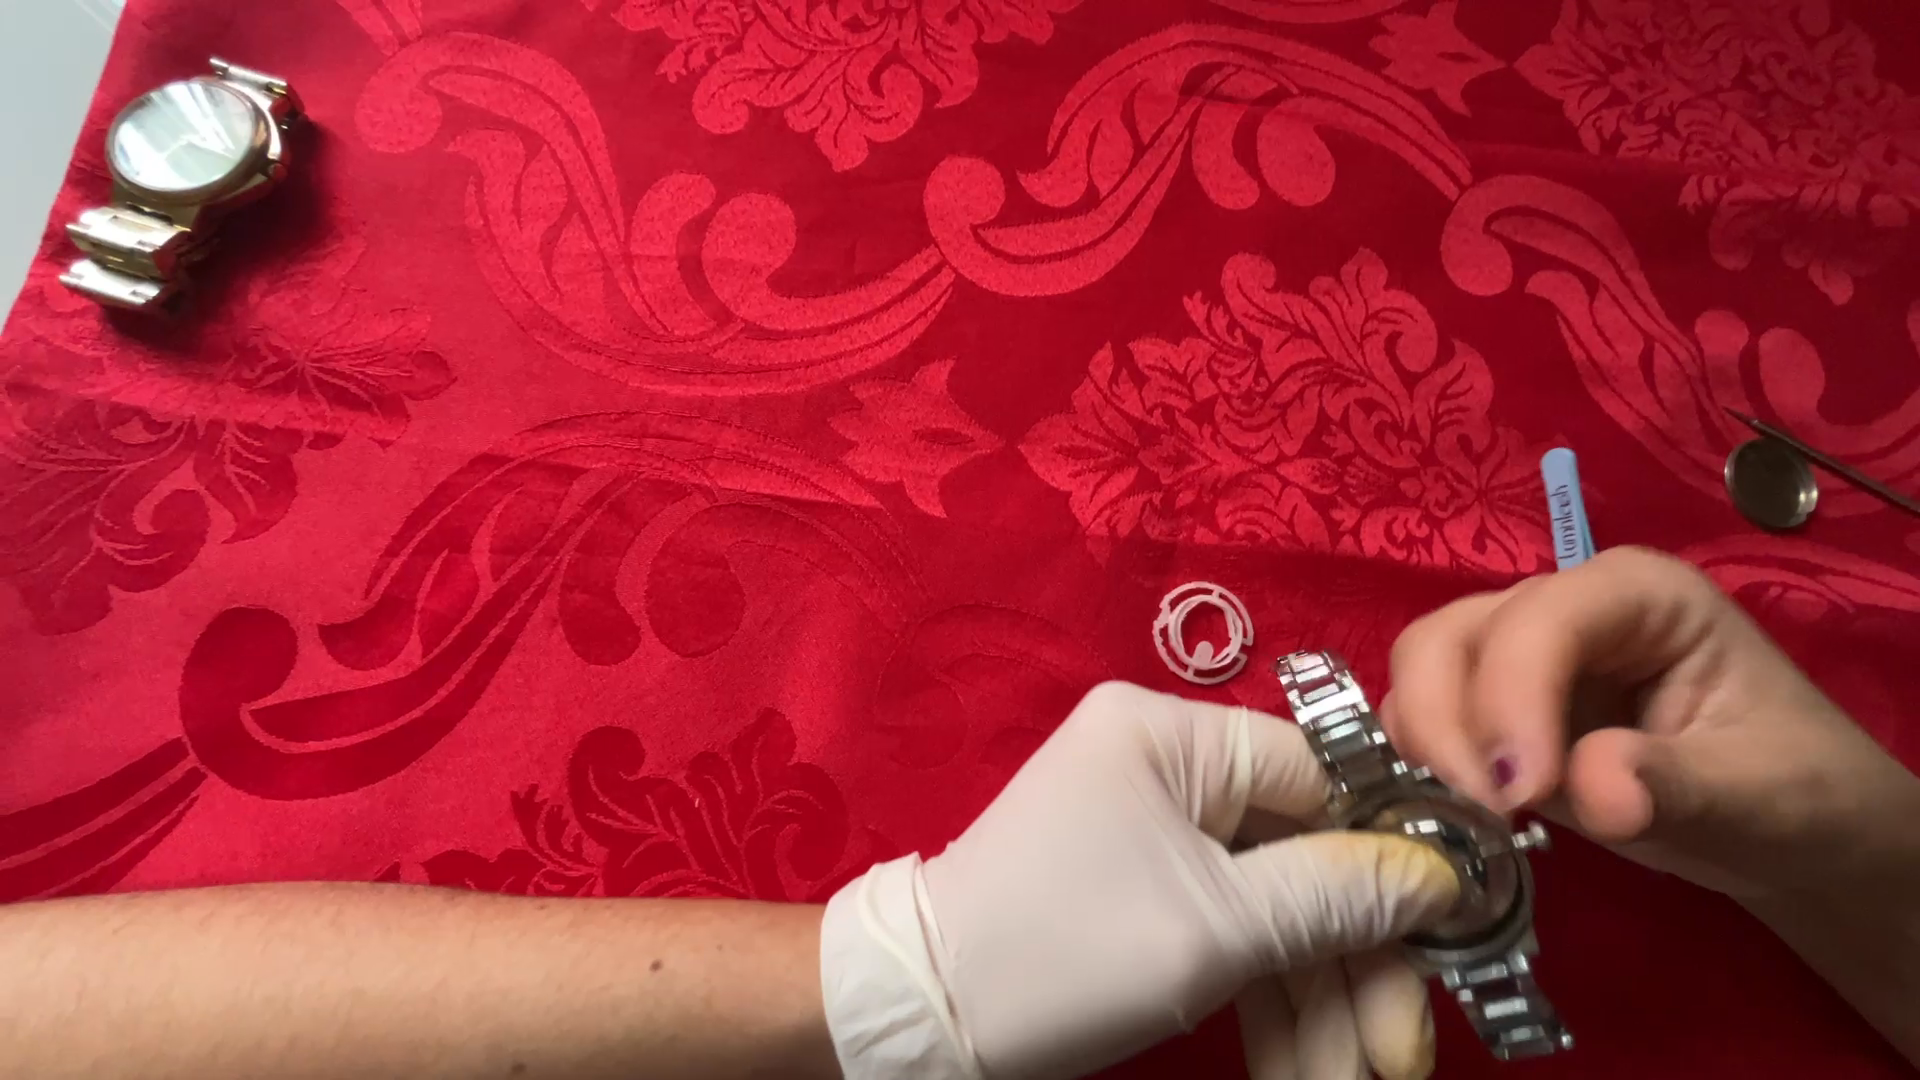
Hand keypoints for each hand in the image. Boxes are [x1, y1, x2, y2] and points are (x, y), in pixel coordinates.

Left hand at [818, 682, 1459, 1079]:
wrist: (932, 1007)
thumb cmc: (1066, 948)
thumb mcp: (1214, 926)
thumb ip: (1335, 894)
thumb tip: (1438, 871)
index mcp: (1164, 732)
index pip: (1312, 770)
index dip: (1383, 849)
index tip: (1445, 935)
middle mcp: (1159, 760)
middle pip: (1295, 849)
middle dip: (1349, 957)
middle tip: (1398, 1055)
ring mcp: (1150, 821)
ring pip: (1265, 898)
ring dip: (1314, 995)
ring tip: (1351, 1079)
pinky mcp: (1143, 876)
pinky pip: (1225, 920)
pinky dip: (1264, 992)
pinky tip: (1299, 1063)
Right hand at [1378, 545, 1919, 899]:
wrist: (1771, 823)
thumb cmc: (1793, 792)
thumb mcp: (1767, 796)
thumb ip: (1678, 786)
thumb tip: (1592, 792)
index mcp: (1634, 594)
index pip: (1539, 623)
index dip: (1512, 698)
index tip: (1521, 792)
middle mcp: (1552, 604)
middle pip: (1448, 637)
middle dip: (1447, 722)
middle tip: (1484, 808)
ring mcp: (1503, 644)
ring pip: (1416, 666)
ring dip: (1426, 738)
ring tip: (1478, 808)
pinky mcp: (1474, 691)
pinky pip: (1413, 706)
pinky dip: (1418, 751)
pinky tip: (1461, 797)